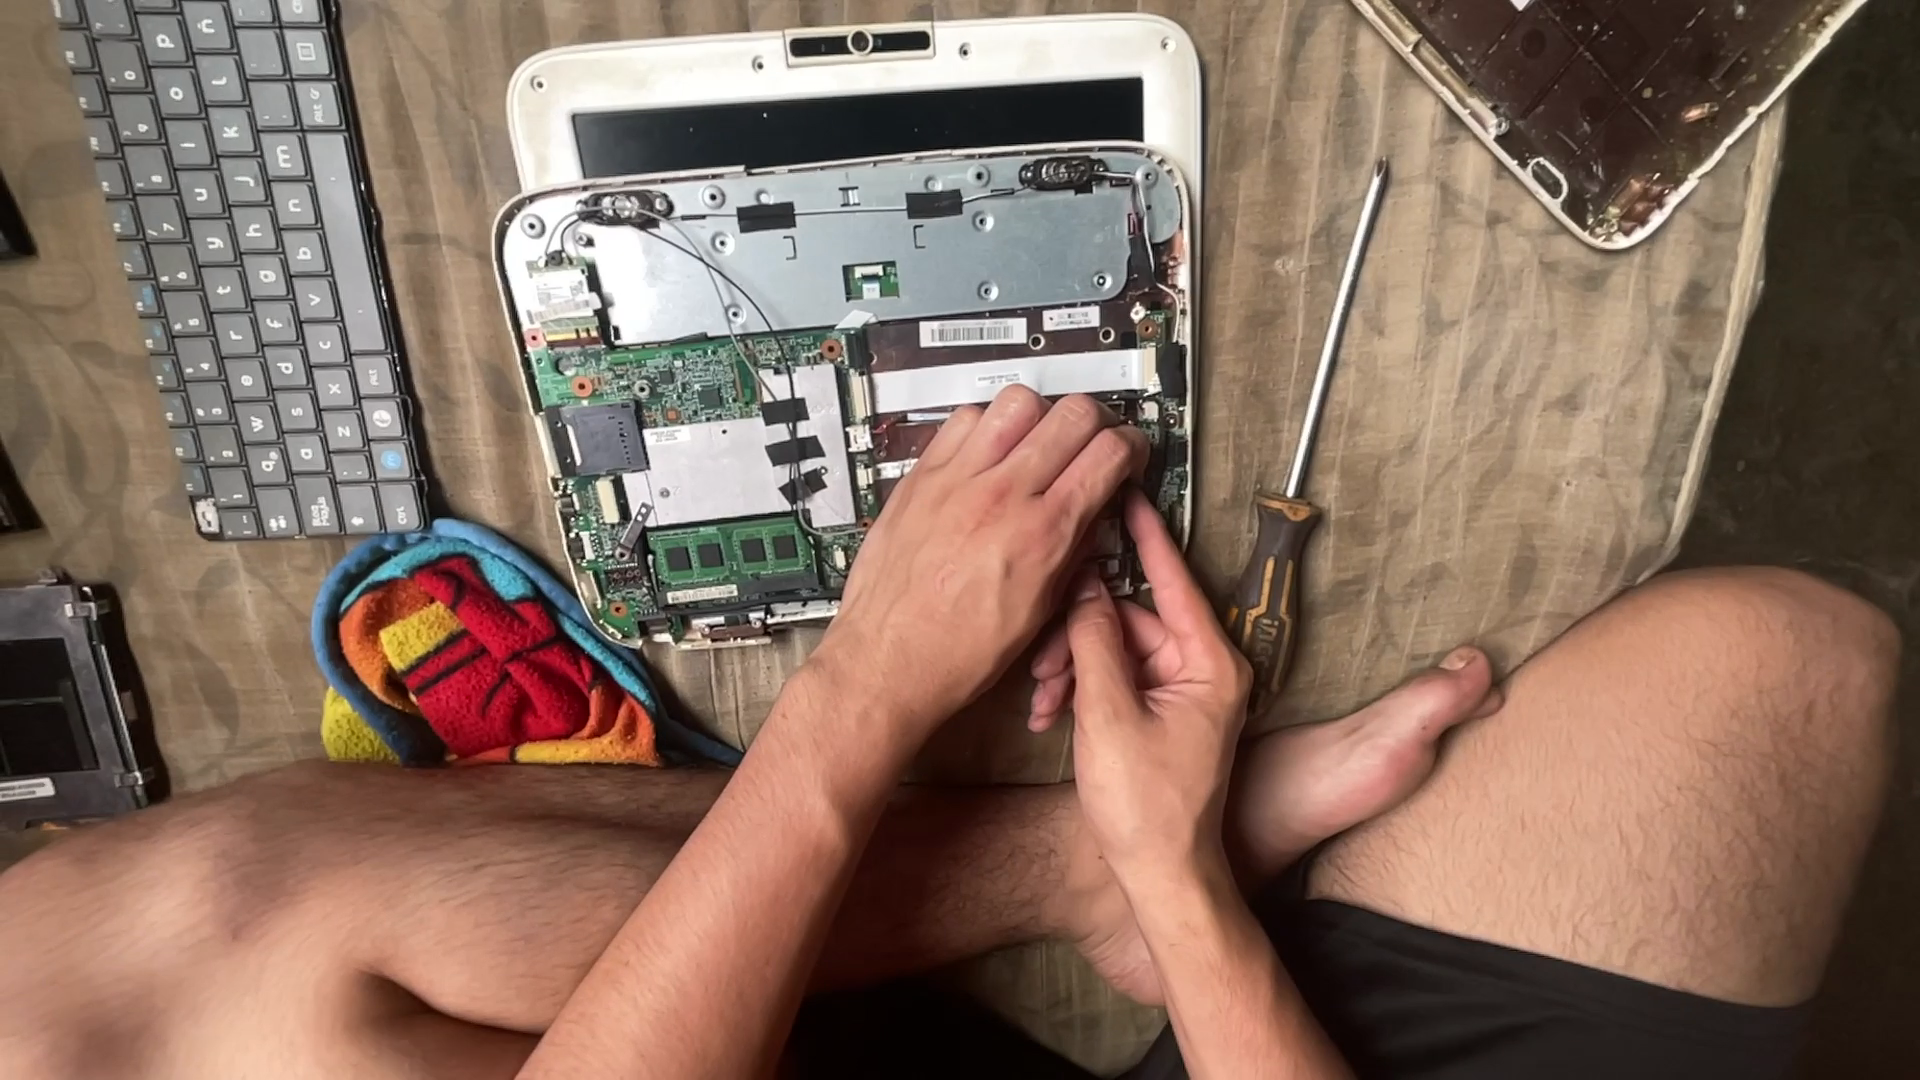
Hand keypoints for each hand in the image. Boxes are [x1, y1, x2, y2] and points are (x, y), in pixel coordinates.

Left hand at [810, 386, 1147, 745]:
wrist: (886, 660)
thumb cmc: (956, 652)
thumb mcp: (1039, 612)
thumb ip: (1072, 550)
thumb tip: (1092, 509)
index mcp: (1042, 535)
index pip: (1109, 453)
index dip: (1132, 448)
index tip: (1127, 455)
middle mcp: (1002, 496)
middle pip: (1073, 413)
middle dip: (1097, 424)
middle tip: (1091, 444)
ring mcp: (957, 480)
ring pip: (1019, 401)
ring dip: (1041, 416)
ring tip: (1038, 443)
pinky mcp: (922, 477)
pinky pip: (964, 420)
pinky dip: (987, 426)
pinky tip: (989, 453)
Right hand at [1055, 489, 1252, 882]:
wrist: (1159, 875)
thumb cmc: (1146, 807)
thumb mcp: (1109, 716)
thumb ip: (1094, 642)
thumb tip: (1082, 586)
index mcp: (1209, 665)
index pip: (1174, 582)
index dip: (1146, 537)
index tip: (1126, 497)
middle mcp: (1199, 669)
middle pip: (1129, 620)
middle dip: (1078, 638)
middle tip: (1043, 664)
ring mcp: (1178, 690)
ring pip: (1113, 647)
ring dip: (1072, 667)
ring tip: (1044, 702)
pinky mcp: (1156, 708)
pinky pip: (1113, 676)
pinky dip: (1080, 688)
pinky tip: (1052, 713)